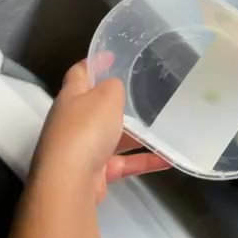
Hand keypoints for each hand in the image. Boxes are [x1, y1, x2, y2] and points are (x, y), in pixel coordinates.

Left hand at [35, 59, 169, 202]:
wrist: (69, 182)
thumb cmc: (86, 129)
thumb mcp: (106, 96)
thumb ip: (113, 88)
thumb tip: (113, 88)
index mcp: (71, 98)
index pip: (79, 73)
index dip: (94, 62)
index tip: (112, 55)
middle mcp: (72, 122)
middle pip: (96, 108)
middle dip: (117, 103)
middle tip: (142, 94)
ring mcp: (82, 149)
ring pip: (113, 137)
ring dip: (136, 136)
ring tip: (163, 128)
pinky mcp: (93, 173)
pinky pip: (123, 162)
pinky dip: (143, 161)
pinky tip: (167, 160)